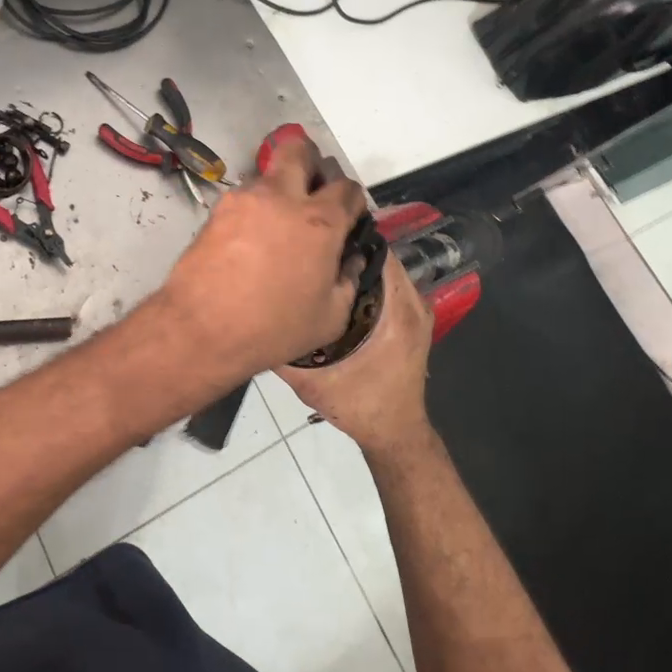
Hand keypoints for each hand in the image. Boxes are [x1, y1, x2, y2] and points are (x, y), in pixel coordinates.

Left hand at [154, 131, 367, 376]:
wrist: (201, 329)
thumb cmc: (273, 328)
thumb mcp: (330, 317)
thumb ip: (347, 280)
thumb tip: (350, 260)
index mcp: (320, 221)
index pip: (347, 188)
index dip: (353, 201)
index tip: (349, 218)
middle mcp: (282, 197)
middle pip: (299, 150)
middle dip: (310, 162)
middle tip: (311, 192)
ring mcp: (244, 199)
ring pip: (266, 174)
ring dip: (277, 190)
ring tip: (275, 226)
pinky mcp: (216, 211)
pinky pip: (242, 199)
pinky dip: (251, 211)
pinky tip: (249, 242)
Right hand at [276, 250, 434, 454]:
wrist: (394, 436)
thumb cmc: (362, 407)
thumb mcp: (314, 382)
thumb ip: (286, 353)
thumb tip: (255, 319)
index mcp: (399, 311)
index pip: (378, 254)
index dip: (347, 240)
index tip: (314, 236)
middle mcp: (413, 304)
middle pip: (381, 259)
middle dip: (347, 250)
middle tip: (309, 247)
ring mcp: (416, 311)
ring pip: (384, 272)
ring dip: (355, 265)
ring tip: (317, 263)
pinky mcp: (411, 320)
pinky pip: (387, 287)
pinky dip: (364, 281)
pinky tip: (332, 287)